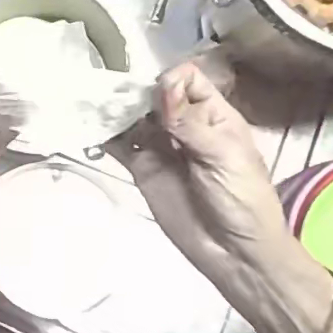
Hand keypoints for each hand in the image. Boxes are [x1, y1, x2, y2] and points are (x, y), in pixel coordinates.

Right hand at [114, 63, 289, 276]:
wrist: (235, 252)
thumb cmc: (241, 198)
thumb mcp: (222, 155)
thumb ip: (189, 121)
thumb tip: (164, 82)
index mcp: (214, 115)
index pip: (188, 80)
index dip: (171, 80)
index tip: (158, 95)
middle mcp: (185, 125)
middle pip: (156, 94)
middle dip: (137, 90)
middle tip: (116, 95)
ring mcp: (162, 147)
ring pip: (135, 117)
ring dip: (117, 109)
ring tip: (96, 105)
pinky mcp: (143, 169)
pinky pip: (121, 145)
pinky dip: (106, 135)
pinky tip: (91, 125)